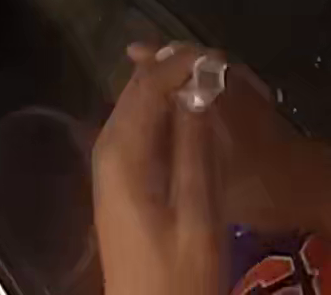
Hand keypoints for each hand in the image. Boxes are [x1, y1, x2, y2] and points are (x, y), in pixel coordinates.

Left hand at [94, 43, 225, 294]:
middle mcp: (108, 147)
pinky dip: (167, 105)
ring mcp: (111, 160)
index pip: (149, 82)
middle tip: (220, 66)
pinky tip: (194, 108)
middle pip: (140, 84)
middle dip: (178, 67)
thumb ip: (196, 144)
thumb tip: (201, 86)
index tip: (221, 58)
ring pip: (140, 99)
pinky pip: (142, 120)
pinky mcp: (120, 173)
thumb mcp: (198, 212)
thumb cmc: (178, 277)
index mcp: (122, 152)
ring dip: (174, 83)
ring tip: (213, 79)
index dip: (184, 62)